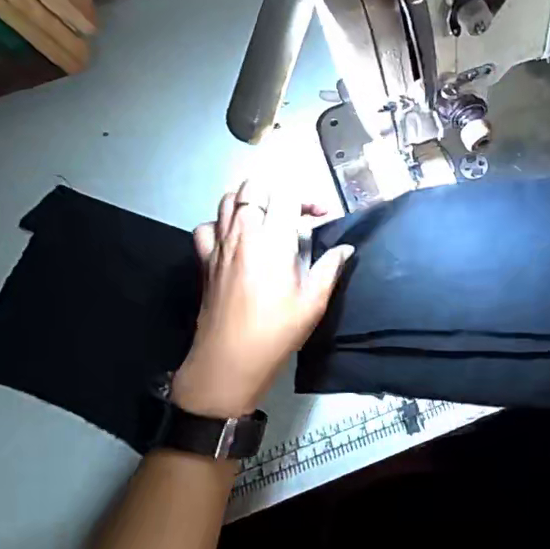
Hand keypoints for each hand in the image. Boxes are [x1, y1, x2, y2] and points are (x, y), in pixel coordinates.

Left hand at [169, 179, 353, 418]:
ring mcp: (219, 246)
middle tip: (295, 214)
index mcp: (273, 242)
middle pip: (253, 188)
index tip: (321, 217)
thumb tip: (345, 249)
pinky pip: (207, 227)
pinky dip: (222, 224)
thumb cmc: (277, 332)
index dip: (307, 199)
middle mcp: (243, 236)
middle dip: (277, 193)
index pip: (286, 196)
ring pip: (228, 200)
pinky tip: (236, 239)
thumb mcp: (314, 302)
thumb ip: (329, 268)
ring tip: (268, 219)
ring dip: (250, 202)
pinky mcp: (205, 261)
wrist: (229, 360)